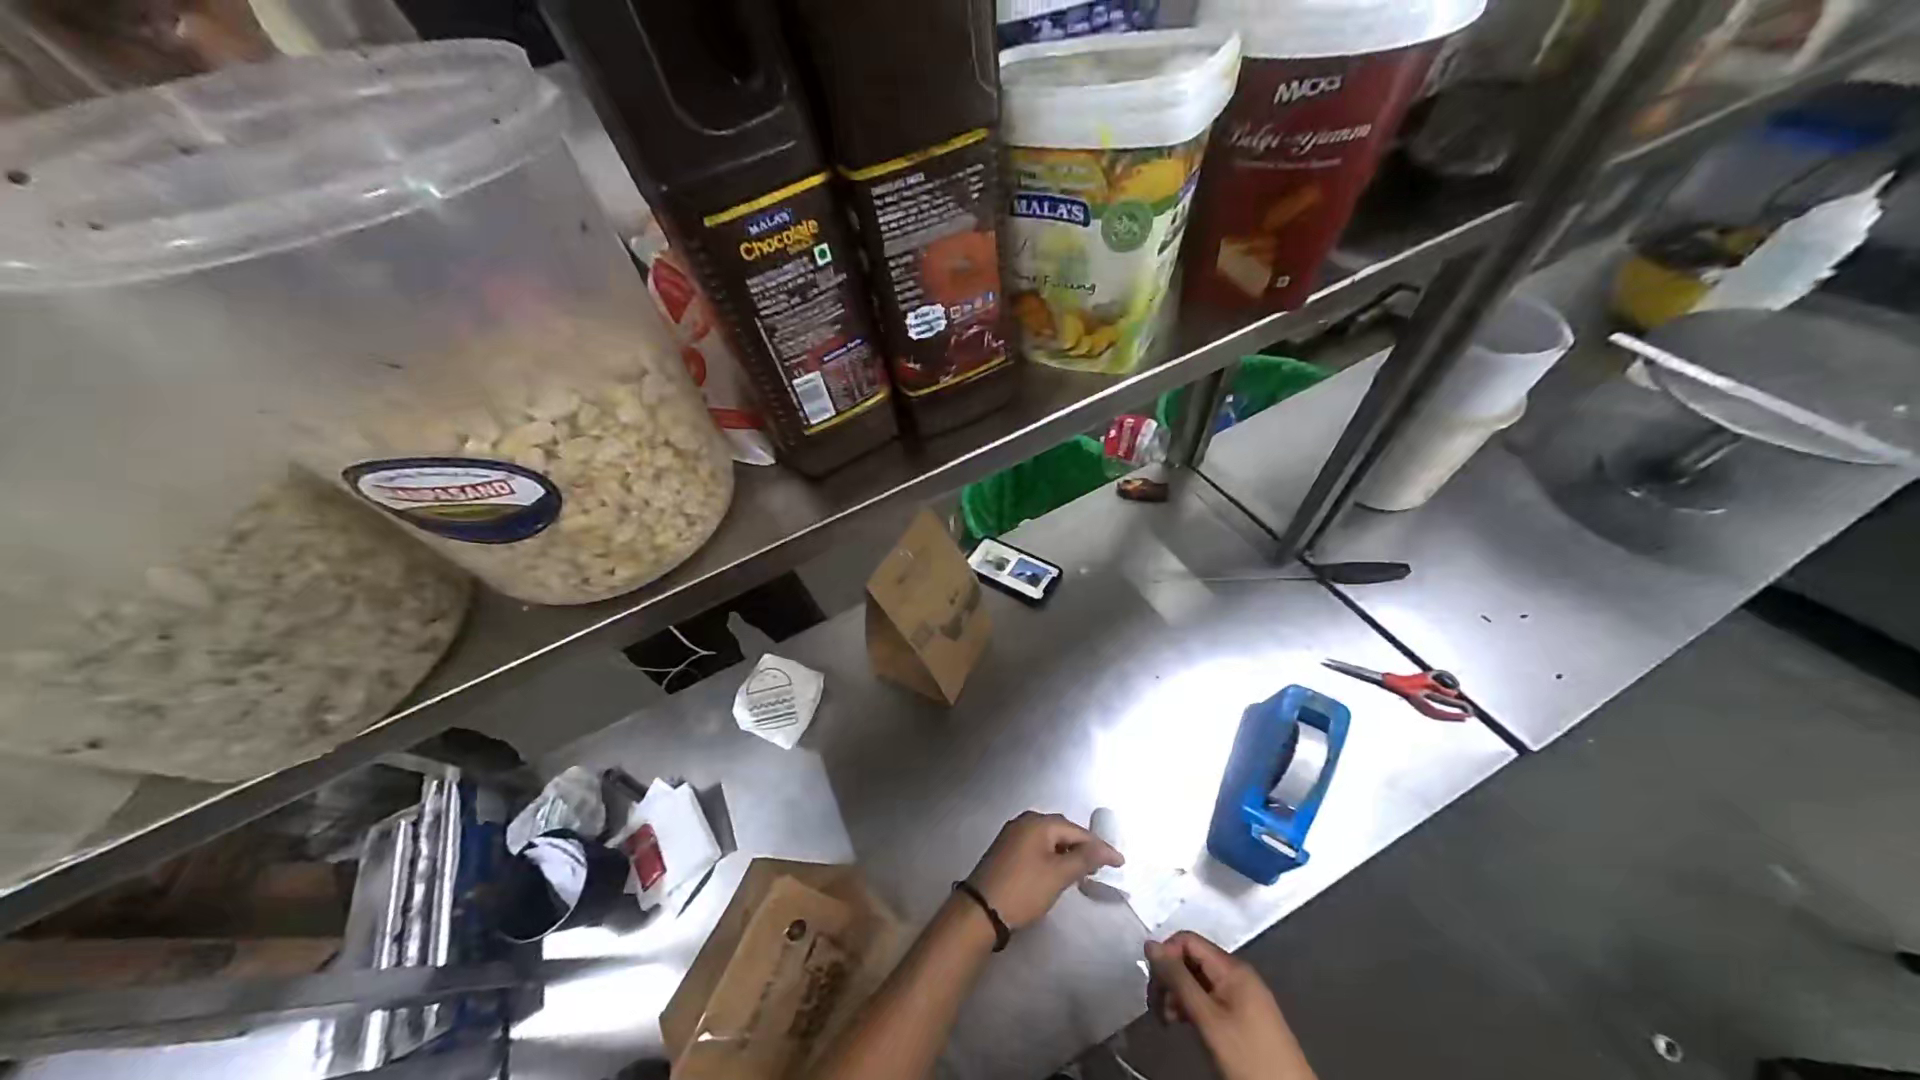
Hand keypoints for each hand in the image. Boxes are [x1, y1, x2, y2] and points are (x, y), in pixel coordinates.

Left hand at [966, 811, 1122, 929]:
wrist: (981, 909)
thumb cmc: (1024, 889)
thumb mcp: (1058, 875)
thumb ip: (1084, 859)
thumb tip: (1104, 848)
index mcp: (1038, 823)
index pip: (1077, 831)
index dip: (1100, 846)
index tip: (1120, 862)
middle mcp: (1025, 822)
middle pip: (1063, 830)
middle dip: (1083, 846)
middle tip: (1103, 864)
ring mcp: (1013, 834)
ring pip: (1049, 839)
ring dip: (1068, 851)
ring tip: (1085, 869)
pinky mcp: (1006, 849)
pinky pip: (1037, 846)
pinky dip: (1052, 855)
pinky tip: (1059, 869)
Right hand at [1145, 931, 1314, 1079]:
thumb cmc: (1248, 1057)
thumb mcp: (1207, 1018)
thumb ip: (1178, 979)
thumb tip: (1150, 944)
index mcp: (1232, 969)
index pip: (1187, 940)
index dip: (1166, 956)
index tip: (1154, 987)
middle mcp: (1236, 974)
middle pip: (1191, 959)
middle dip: (1169, 979)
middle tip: (1157, 1009)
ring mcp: (1241, 995)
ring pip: (1197, 980)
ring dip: (1177, 995)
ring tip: (1168, 1022)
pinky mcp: (1242, 1015)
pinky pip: (1208, 997)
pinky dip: (1191, 1007)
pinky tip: (1183, 1024)